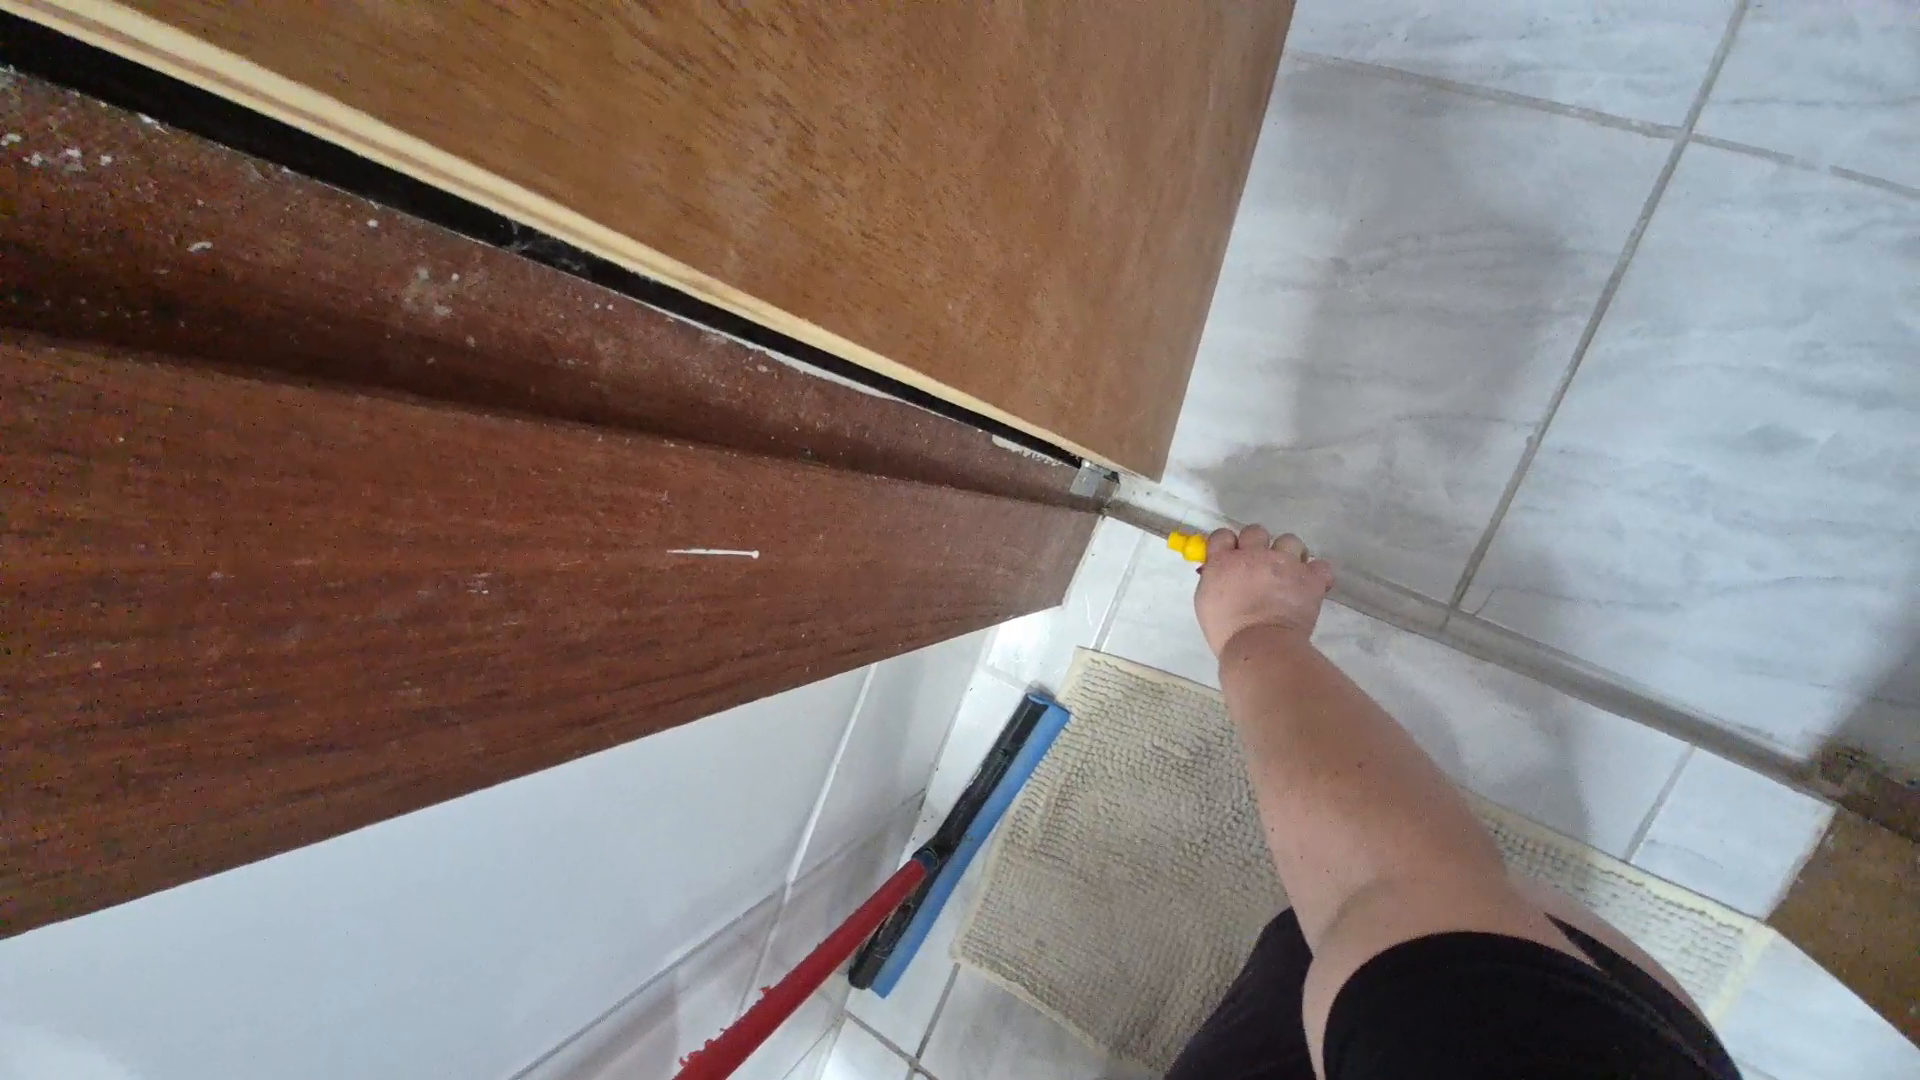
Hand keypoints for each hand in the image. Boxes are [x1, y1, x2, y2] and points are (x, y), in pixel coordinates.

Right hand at [1193, 525, 1334, 656]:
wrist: (1260, 646)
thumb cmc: (1226, 631)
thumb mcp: (1206, 603)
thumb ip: (1214, 581)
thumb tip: (1221, 574)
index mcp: (1223, 562)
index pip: (1222, 535)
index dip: (1227, 544)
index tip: (1231, 556)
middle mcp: (1254, 555)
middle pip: (1255, 531)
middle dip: (1257, 544)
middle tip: (1259, 564)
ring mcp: (1285, 564)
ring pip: (1290, 540)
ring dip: (1289, 554)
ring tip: (1289, 573)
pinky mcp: (1310, 578)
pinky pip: (1320, 565)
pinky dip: (1316, 574)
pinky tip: (1310, 585)